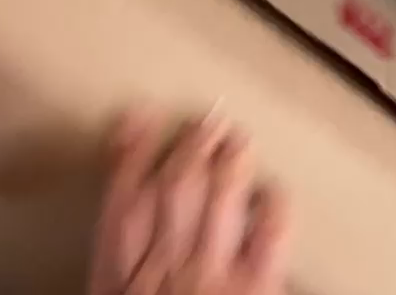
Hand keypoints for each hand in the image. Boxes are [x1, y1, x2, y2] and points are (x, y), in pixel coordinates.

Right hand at [90, 111, 292, 294]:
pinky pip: (266, 240)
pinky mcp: (253, 292)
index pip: (122, 198)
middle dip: (189, 149)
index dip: (130, 153)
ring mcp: (211, 277)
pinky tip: (275, 192)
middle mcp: (165, 265)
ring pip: (216, 200)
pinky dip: (272, 211)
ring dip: (226, 163)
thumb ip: (120, 279)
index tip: (139, 118)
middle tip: (204, 121)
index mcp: (120, 275)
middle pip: (174, 189)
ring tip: (236, 137)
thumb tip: (129, 250)